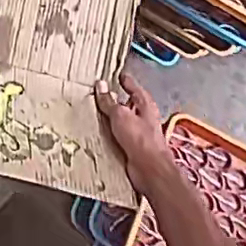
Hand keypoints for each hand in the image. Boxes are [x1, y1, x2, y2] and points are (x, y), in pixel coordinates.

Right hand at [96, 73, 176, 192]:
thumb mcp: (120, 115)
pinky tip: (100, 133)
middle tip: (100, 93)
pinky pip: (120, 135)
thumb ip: (109, 101)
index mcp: (145, 105)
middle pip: (129, 104)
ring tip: (95, 112)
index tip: (118, 75)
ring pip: (124, 120)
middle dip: (117, 99)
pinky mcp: (134, 147)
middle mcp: (144, 118)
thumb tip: (101, 85)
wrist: (150, 170)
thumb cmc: (139, 139)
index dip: (126, 80)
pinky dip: (111, 132)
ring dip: (112, 117)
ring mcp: (140, 133)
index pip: (134, 87)